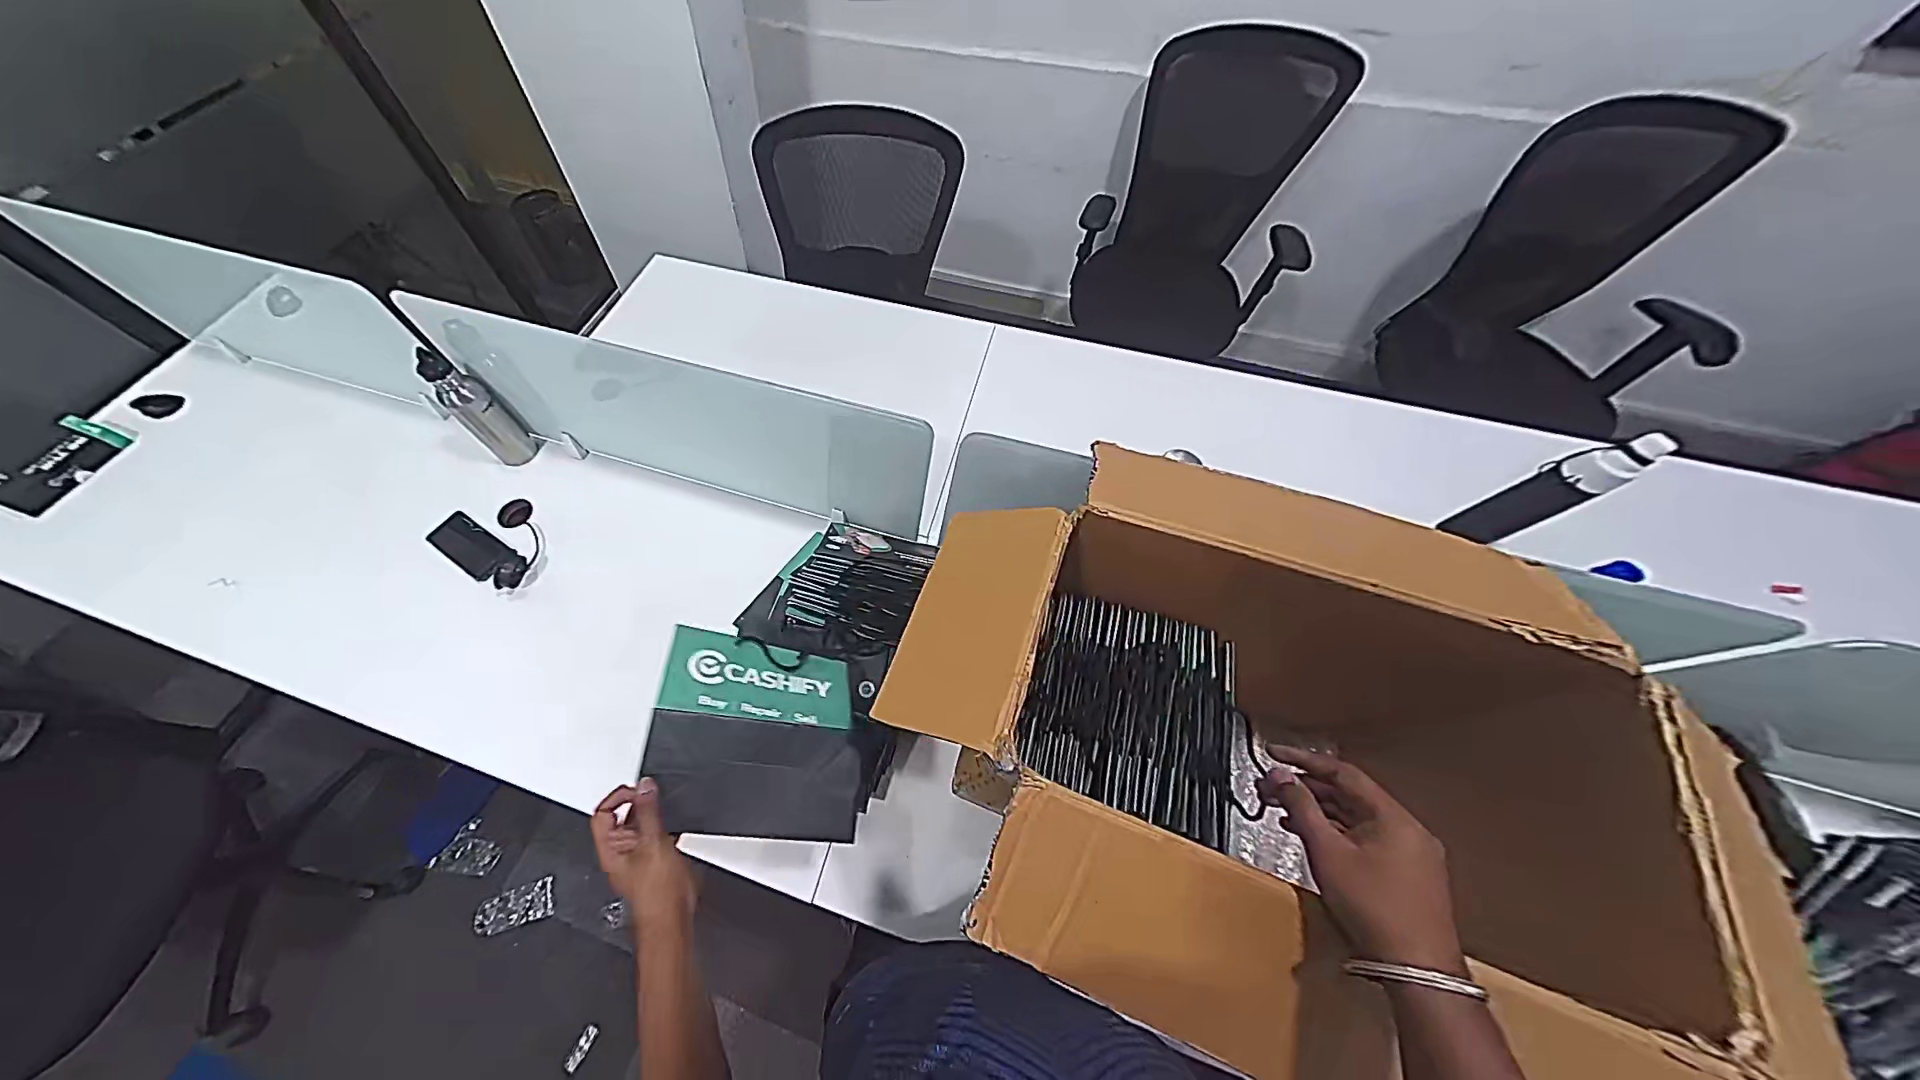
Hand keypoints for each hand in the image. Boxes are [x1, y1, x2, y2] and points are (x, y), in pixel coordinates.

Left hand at [592, 779, 698, 934]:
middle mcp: (620, 851)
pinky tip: (674, 826)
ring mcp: (637, 855)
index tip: (639, 790)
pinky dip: (663, 824)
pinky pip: (654, 833)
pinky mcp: (654, 858)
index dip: (618, 797)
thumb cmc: (656, 894)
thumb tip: (644, 787)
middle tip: (653, 795)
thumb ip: (648, 812)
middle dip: (637, 802)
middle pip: (621, 816)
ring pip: (639, 824)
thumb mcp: (653, 843)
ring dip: (652, 813)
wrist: (672, 918)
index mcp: (610, 848)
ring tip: (664, 809)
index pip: (603, 813)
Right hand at [1258, 747, 1465, 975]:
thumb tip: (1280, 775)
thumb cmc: (1372, 908)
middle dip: (1306, 788)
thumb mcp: (1326, 852)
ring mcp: (1411, 853)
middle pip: (1349, 795)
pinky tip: (1311, 837)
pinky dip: (1335, 832)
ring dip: (1318, 810)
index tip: (1274, 753)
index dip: (1304, 760)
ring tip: (1282, 810)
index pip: (1343, 772)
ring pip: (1356, 817)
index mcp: (1393, 817)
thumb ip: (1301, 807)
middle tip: (1270, 787)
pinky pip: (1365, 838)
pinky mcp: (1407, 875)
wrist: (1416, 971)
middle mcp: (1407, 829)